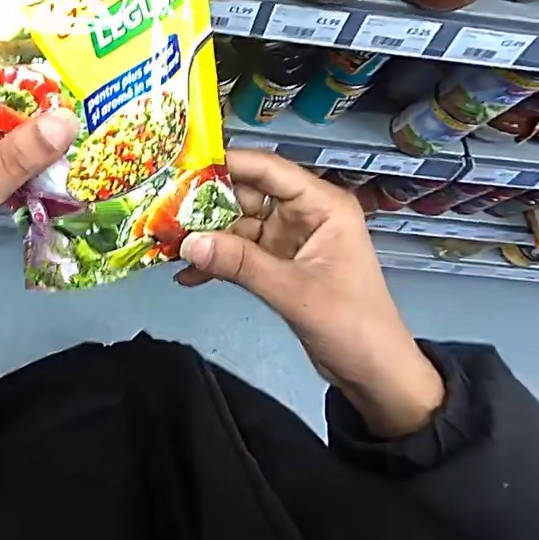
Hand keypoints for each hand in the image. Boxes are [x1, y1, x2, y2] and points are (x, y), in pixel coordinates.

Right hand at [177, 150, 444, 437]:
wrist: (376, 376)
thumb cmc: (353, 326)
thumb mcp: (295, 292)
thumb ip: (241, 264)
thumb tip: (188, 243)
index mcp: (321, 205)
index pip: (270, 169)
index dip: (228, 162)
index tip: (183, 165)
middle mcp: (303, 213)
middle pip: (246, 194)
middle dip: (206, 202)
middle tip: (163, 207)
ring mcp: (288, 238)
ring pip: (237, 223)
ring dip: (205, 236)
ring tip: (166, 241)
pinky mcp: (277, 262)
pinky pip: (239, 252)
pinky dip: (216, 262)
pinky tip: (186, 274)